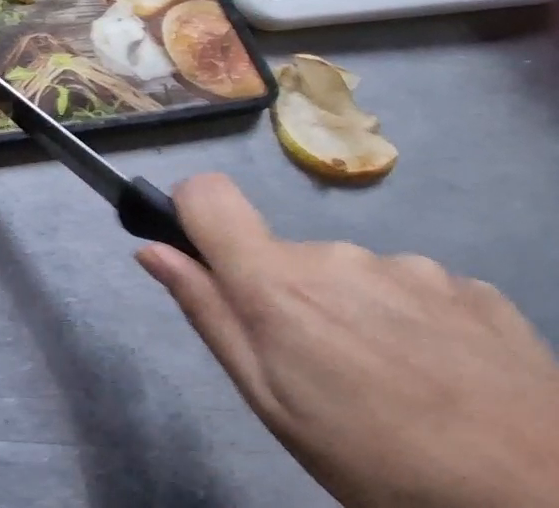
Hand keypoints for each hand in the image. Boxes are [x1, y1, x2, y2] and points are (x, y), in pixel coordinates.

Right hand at [139, 174, 558, 507]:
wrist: (545, 503)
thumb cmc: (379, 461)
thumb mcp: (271, 402)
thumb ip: (208, 314)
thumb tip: (152, 250)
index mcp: (276, 282)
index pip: (206, 194)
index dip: (191, 211)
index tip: (201, 251)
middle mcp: (339, 257)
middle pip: (282, 253)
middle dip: (287, 296)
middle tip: (317, 367)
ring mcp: (414, 270)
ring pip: (351, 274)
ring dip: (353, 310)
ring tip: (390, 380)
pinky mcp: (477, 292)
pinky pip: (414, 290)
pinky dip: (412, 322)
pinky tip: (441, 377)